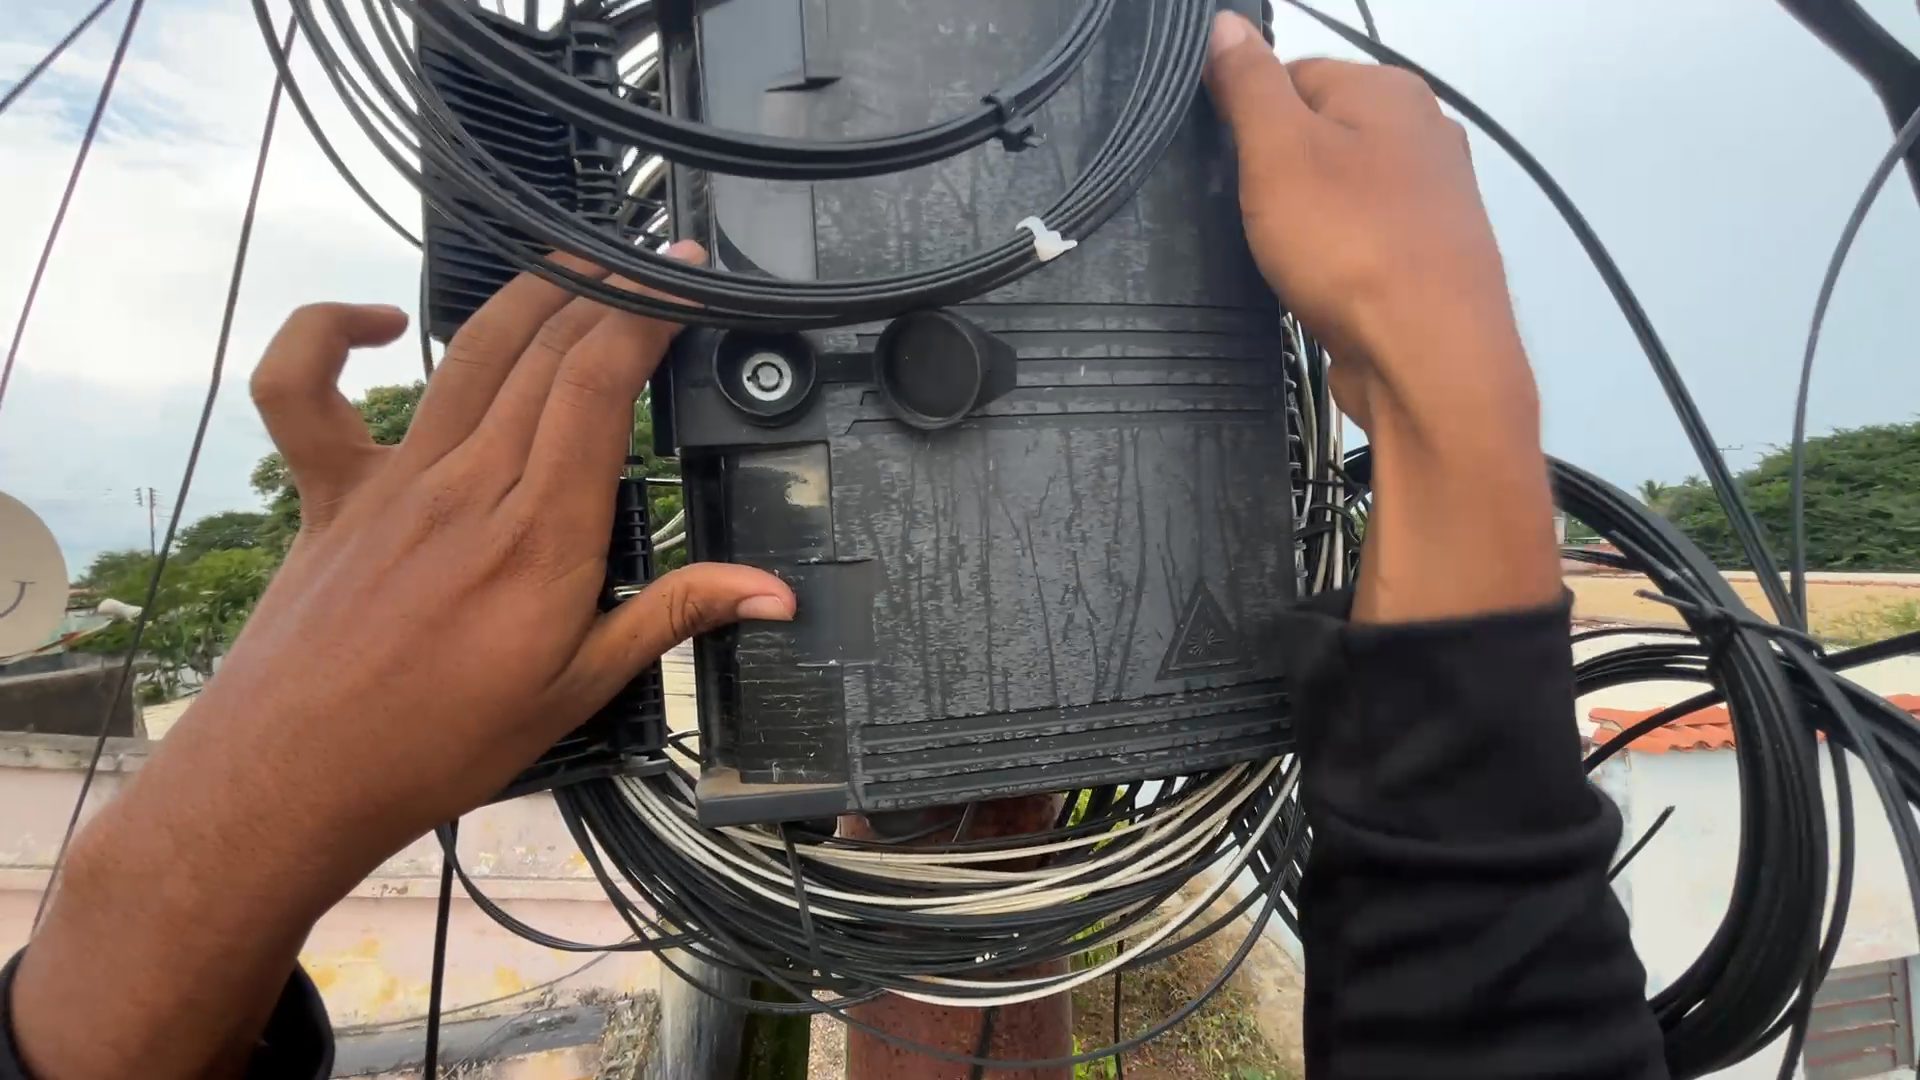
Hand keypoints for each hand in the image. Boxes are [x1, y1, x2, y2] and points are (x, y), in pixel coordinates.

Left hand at [173, 241, 792, 858]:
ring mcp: (393, 483)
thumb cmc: (450, 739)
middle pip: (542, 353)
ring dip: (527, 297)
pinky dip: (330, 336)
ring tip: (577, 262)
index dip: (644, 320)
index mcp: (543, 533)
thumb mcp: (588, 683)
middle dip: (606, 291)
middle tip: (652, 259)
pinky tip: (384, 322)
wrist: (290, 785)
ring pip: (465, 357)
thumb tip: (778, 595)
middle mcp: (470, 487)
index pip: (597, 389)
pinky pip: (305, 393)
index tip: (681, 282)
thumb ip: (682, 613)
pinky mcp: (334, 496)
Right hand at [1204, 13, 1561, 621]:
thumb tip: (1224, 24)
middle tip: (1237, 214)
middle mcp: (1421, 131)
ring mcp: (1431, 198)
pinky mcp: (1425, 257)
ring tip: (1271, 252)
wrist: (1425, 349)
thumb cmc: (1346, 242)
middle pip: (1321, 132)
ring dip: (1302, 212)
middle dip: (1274, 167)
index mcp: (1388, 91)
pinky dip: (1329, 250)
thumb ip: (1249, 87)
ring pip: (1342, 187)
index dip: (1246, 114)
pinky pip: (1360, 234)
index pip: (1296, 73)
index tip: (1216, 166)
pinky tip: (1311, 279)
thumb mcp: (1280, 152)